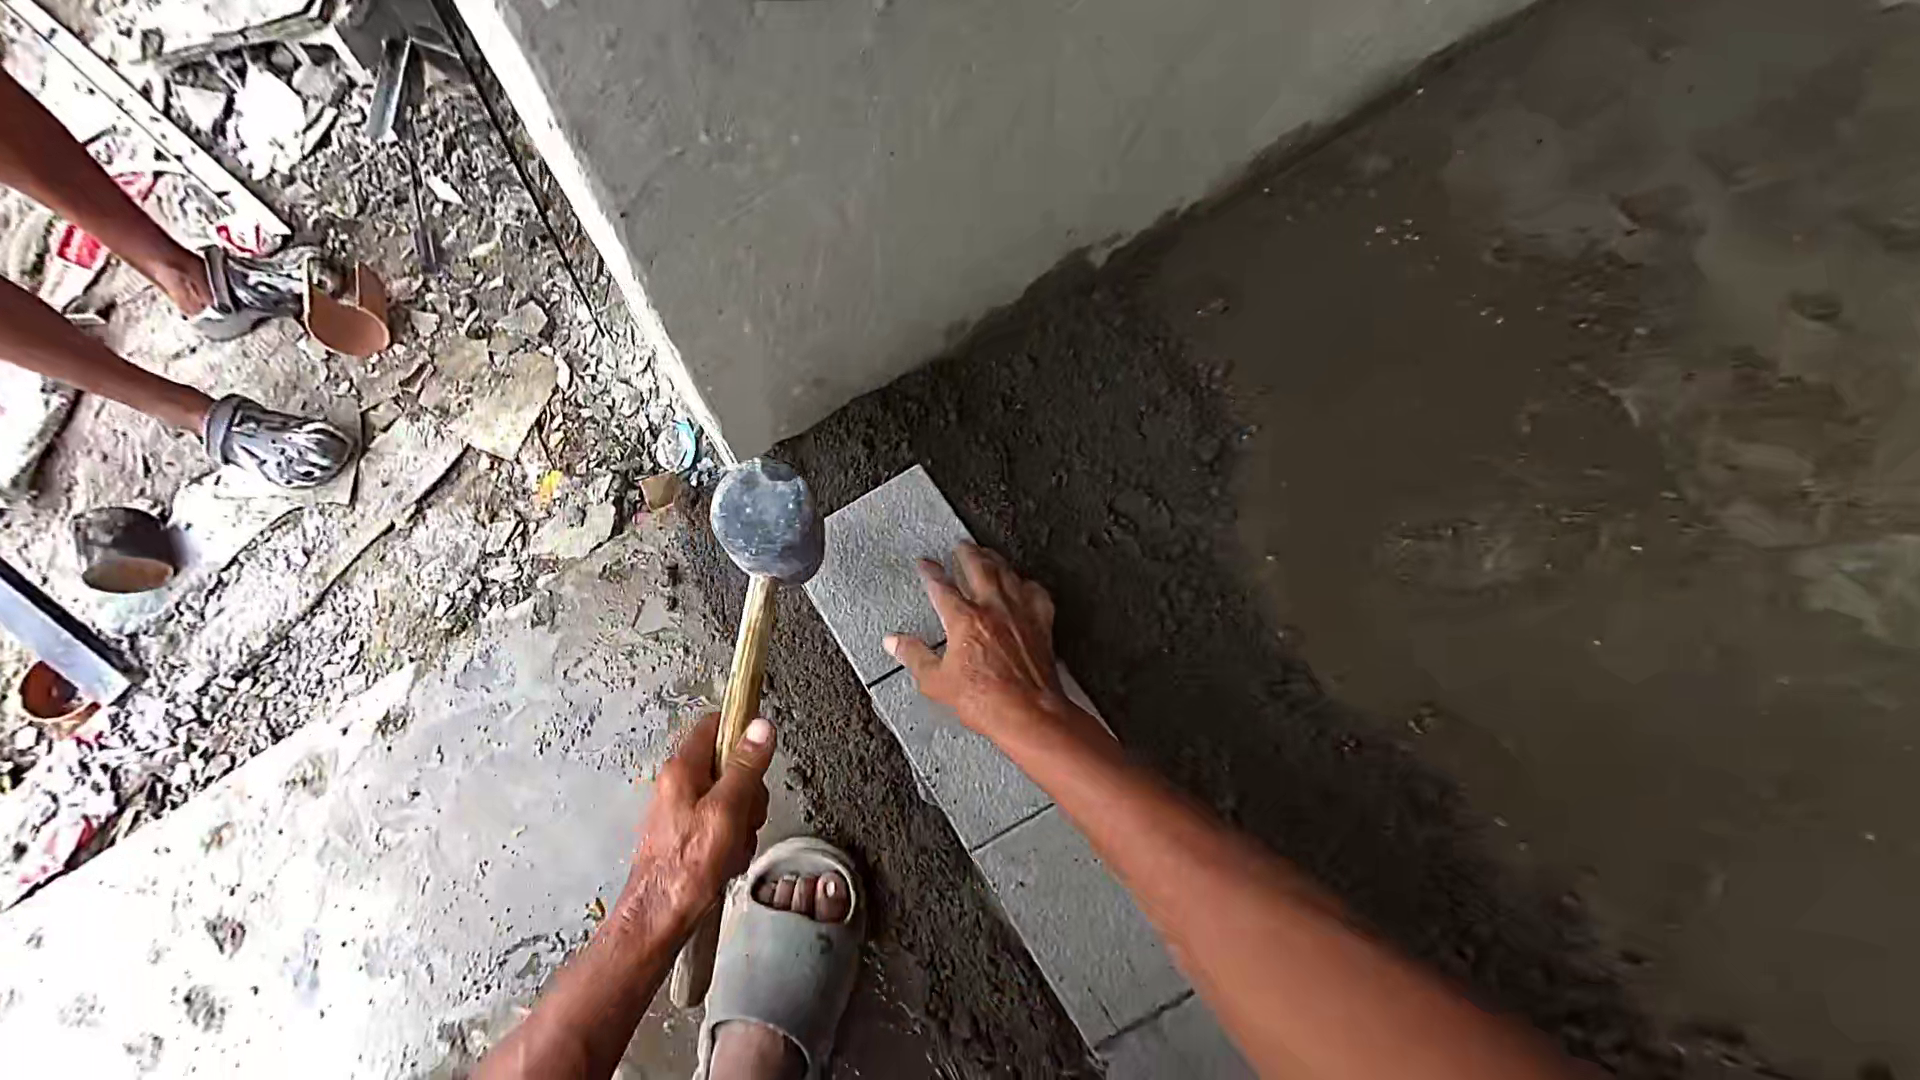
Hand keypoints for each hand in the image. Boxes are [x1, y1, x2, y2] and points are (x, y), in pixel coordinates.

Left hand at [621, 712, 774, 934]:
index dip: (742, 731)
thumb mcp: (727, 809)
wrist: (659, 921)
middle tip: (746, 813)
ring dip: (744, 819)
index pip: (716, 724)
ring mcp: (684, 809)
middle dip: (750, 790)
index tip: (760, 751)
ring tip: (734, 843)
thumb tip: (761, 727)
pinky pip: (725, 822)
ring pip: (733, 796)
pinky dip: (734, 838)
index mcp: (683, 769)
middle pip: (732, 763)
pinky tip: (728, 857)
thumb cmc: (687, 867)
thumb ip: (746, 766)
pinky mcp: (689, 833)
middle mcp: (679, 783)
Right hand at [885, 542, 1072, 737]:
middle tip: (960, 545)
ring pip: (1006, 573)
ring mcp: (1019, 612)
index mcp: (964, 619)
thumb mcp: (936, 682)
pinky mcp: (1041, 623)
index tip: (925, 564)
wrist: (1028, 712)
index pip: (941, 586)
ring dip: (994, 560)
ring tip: (987, 553)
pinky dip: (1027, 584)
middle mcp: (992, 608)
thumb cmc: (986, 700)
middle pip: (978, 567)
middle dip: (966, 552)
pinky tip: (1024, 584)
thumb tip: (894, 642)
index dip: (930, 571)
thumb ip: (914, 656)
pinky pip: (1036, 592)